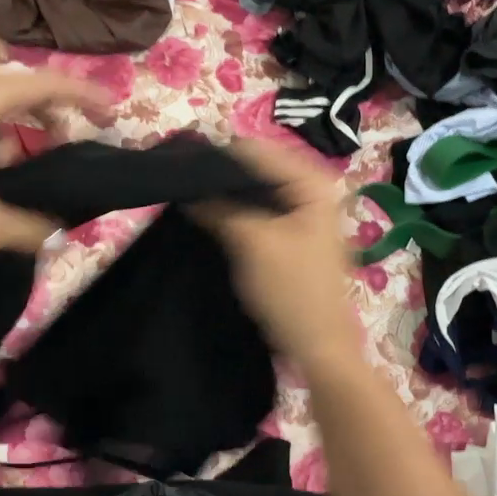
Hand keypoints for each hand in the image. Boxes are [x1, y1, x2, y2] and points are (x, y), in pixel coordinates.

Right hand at [192, 140, 362, 367]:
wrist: (318, 346)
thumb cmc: (291, 291)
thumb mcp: (252, 244)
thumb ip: (218, 207)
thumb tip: (186, 186)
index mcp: (312, 181)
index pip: (255, 149)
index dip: (217, 155)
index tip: (178, 165)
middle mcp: (311, 188)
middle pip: (255, 168)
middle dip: (220, 176)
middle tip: (179, 184)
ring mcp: (303, 212)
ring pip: (254, 191)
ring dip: (225, 195)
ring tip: (187, 199)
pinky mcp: (291, 234)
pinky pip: (257, 211)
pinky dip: (235, 212)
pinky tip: (207, 218)